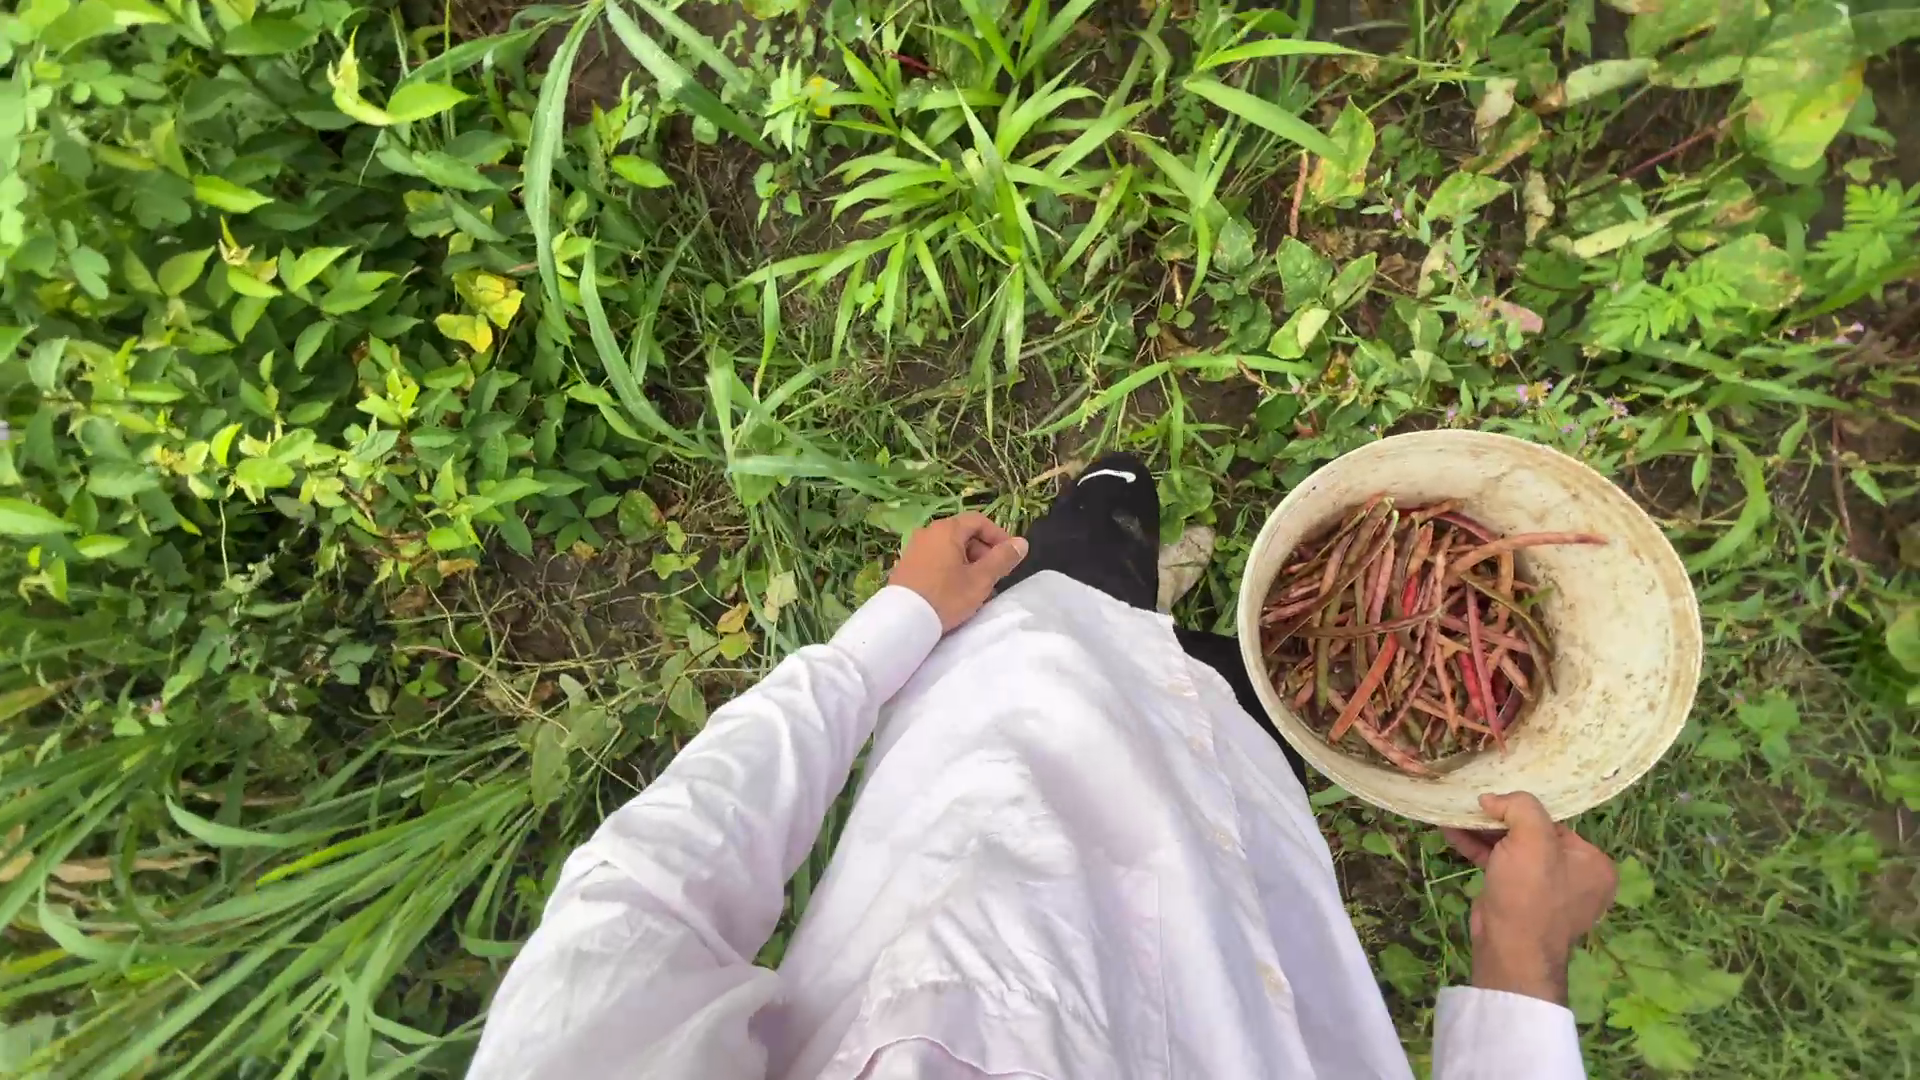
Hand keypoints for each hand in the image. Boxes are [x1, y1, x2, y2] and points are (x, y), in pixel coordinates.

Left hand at [889, 512, 1028, 631]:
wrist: (903, 620)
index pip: (979, 521)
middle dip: (984, 552)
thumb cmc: (946, 596)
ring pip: (950, 549)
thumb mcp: (980, 579)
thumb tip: (1022, 543)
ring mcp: (914, 549)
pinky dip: (951, 569)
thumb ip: (1003, 559)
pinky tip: (956, 591)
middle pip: (963, 534)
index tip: (1010, 556)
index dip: (998, 536)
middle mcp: (928, 533)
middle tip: (996, 575)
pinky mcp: (907, 566)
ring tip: (978, 587)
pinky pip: (936, 559)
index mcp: (946, 530)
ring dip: (969, 563)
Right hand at [1442, 791, 1616, 1005]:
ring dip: (1479, 831)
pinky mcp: (1519, 894)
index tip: (1488, 798)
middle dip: (1493, 819)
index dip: (1518, 808)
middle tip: (1465, 804)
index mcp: (1592, 862)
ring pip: (1509, 847)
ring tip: (1451, 814)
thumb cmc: (1530, 894)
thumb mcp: (1531, 841)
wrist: (1512, 948)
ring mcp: (1546, 887)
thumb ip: (1520, 808)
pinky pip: (1499, 862)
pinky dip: (1476, 847)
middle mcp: (1575, 874)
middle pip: (1527, 832)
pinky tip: (1450, 832)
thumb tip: (1494, 799)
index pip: (1551, 821)